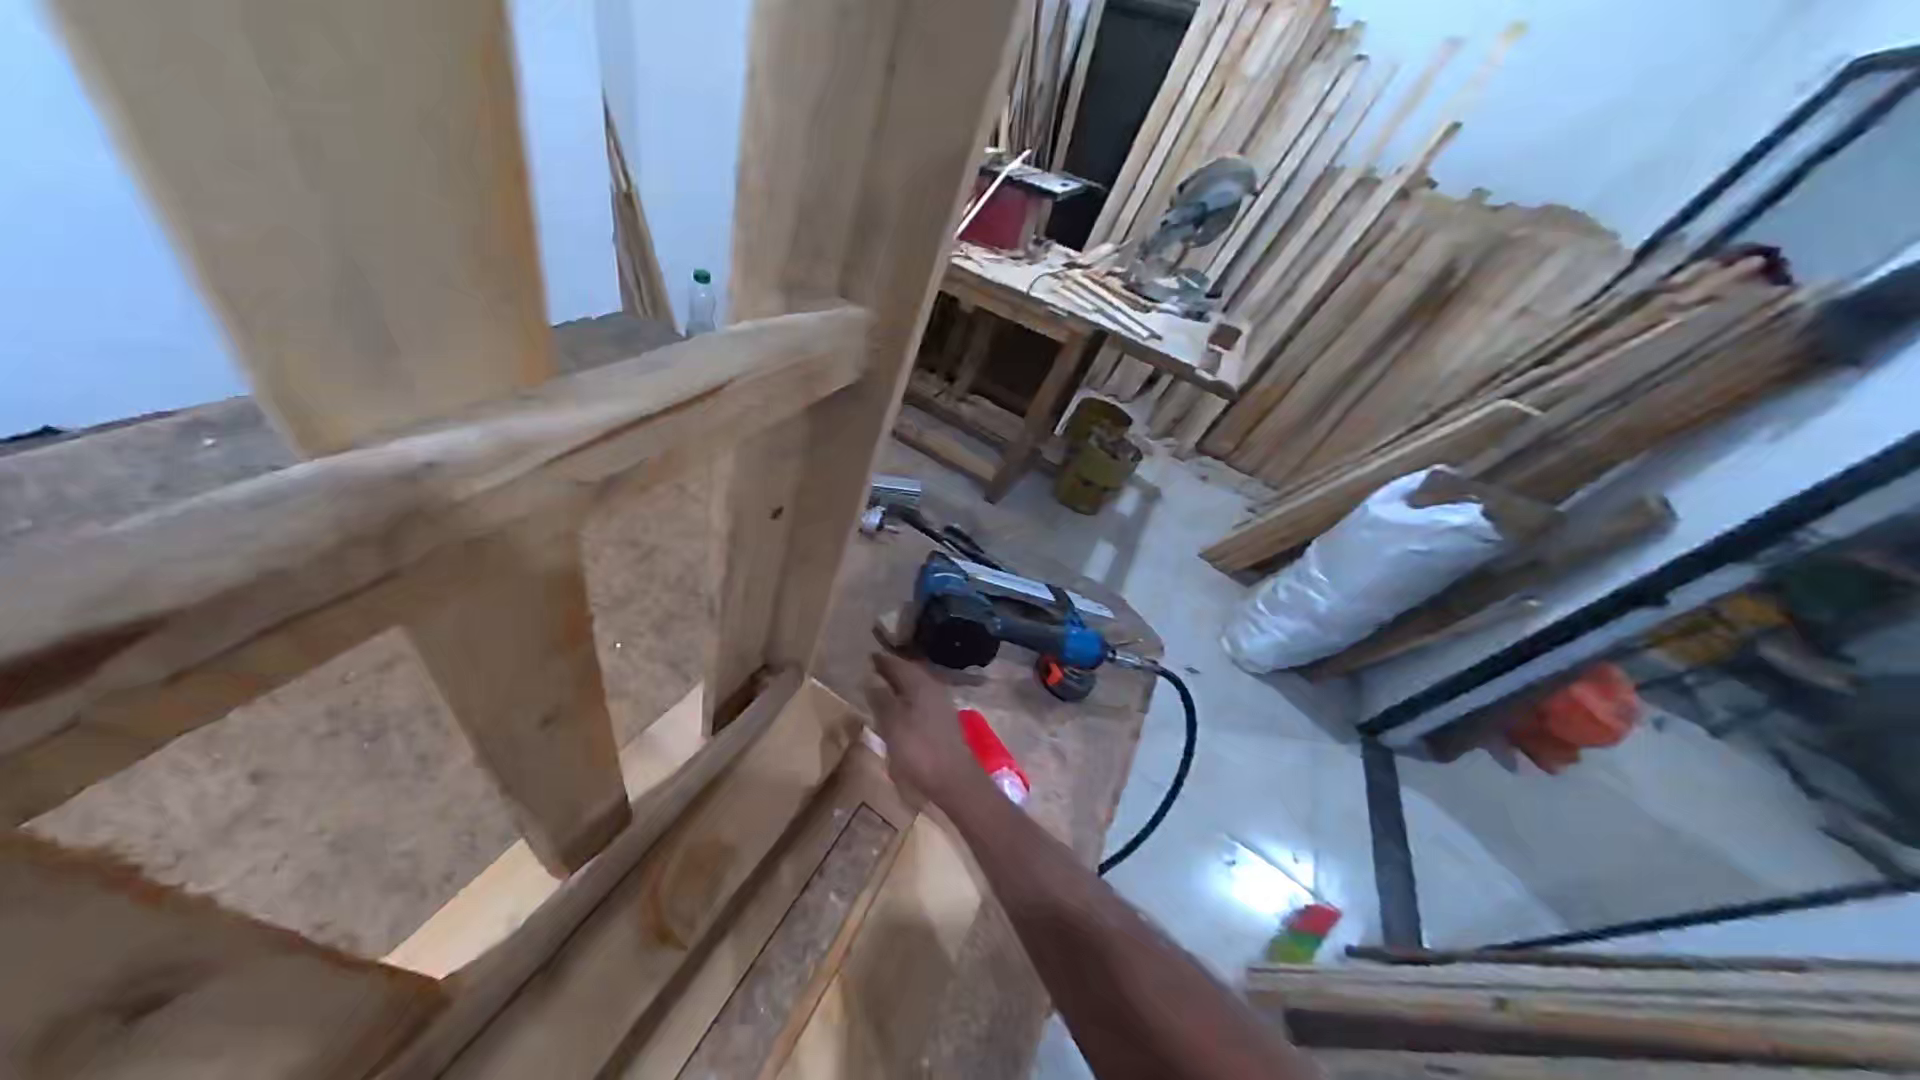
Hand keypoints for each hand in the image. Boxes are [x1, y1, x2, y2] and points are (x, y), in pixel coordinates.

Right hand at [865, 652, 984, 806]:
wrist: (953, 779)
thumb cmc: (919, 749)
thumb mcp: (892, 723)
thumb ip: (881, 698)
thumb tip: (870, 678)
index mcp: (920, 684)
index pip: (897, 664)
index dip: (881, 660)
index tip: (866, 657)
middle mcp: (933, 687)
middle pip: (909, 672)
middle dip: (891, 670)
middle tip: (872, 670)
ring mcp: (941, 704)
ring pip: (916, 686)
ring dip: (900, 684)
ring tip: (881, 689)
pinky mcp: (943, 720)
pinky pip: (921, 699)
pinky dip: (908, 698)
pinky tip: (899, 709)